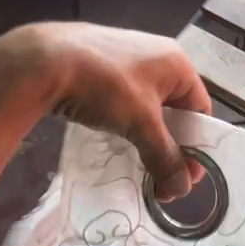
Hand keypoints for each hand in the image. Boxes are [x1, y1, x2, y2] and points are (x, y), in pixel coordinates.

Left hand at [0, 22, 211, 199]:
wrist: (45, 61)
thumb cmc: (105, 85)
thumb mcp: (140, 123)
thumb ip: (164, 156)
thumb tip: (182, 190)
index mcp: (176, 62)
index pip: (199, 109)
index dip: (196, 146)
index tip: (184, 179)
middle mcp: (156, 55)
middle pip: (175, 109)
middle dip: (170, 146)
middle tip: (161, 180)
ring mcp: (127, 58)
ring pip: (148, 107)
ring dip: (147, 138)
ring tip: (138, 167)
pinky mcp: (102, 65)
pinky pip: (126, 100)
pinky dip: (126, 123)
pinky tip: (114, 143)